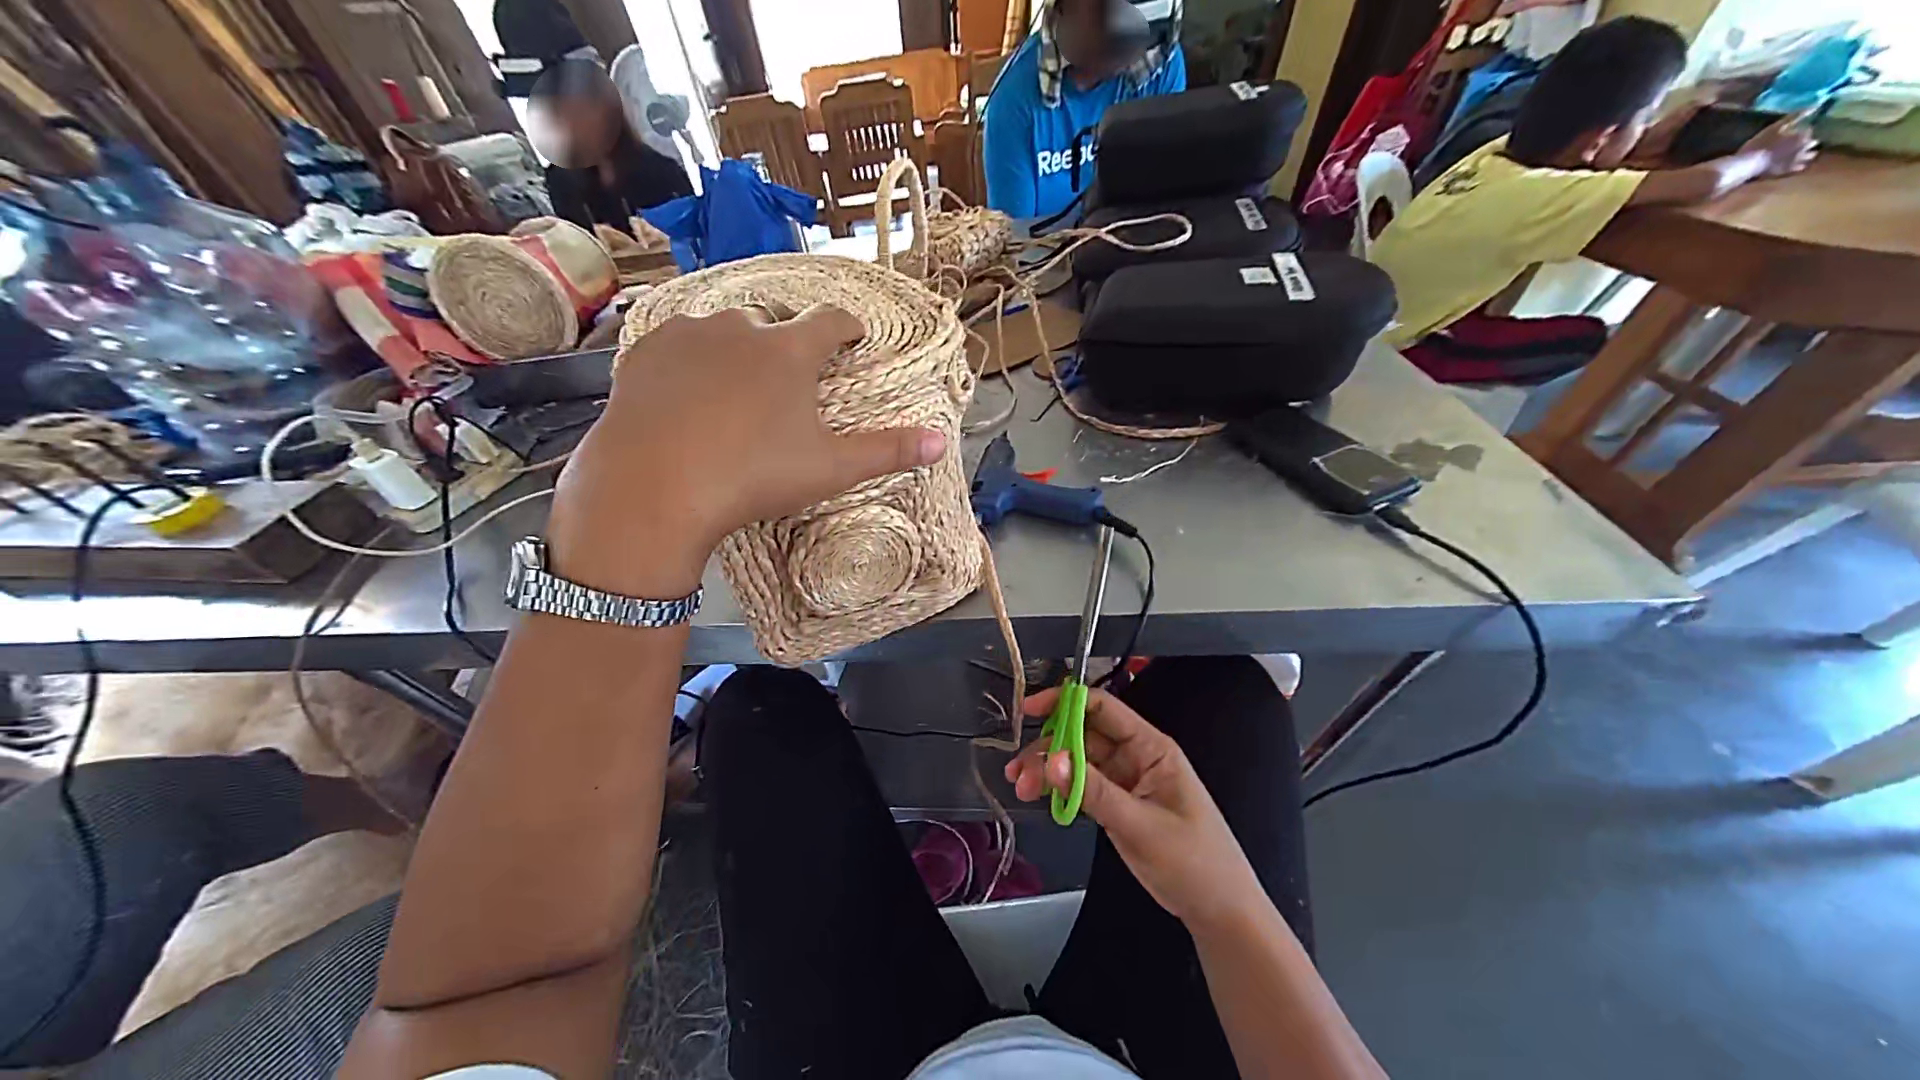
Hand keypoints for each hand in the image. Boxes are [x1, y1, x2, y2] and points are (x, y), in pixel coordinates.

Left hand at [546, 305, 947, 596]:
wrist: (651, 488)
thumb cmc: (752, 476)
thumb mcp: (829, 469)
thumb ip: (887, 451)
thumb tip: (942, 442)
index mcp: (789, 351)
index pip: (832, 320)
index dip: (848, 327)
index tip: (853, 338)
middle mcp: (740, 327)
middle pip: (776, 320)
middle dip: (788, 340)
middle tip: (790, 378)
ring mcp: (688, 334)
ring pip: (724, 327)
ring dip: (739, 345)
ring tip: (738, 383)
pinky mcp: (645, 350)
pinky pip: (679, 341)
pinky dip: (693, 358)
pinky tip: (689, 389)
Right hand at [1004, 687, 1265, 928]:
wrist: (1220, 911)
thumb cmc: (1197, 864)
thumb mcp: (1141, 825)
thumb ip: (1094, 791)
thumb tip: (1053, 761)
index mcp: (1152, 748)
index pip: (1103, 708)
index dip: (1065, 702)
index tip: (1032, 710)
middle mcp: (1136, 757)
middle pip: (1082, 735)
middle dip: (1048, 746)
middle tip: (1020, 769)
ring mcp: (1126, 781)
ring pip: (1077, 761)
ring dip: (1048, 770)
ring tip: (1022, 786)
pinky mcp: (1117, 804)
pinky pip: (1082, 786)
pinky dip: (1060, 789)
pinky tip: (1042, 797)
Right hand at [1743, 113, 1818, 177]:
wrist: (1746, 166)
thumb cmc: (1759, 145)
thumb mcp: (1774, 128)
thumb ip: (1794, 117)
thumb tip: (1815, 105)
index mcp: (1803, 135)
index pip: (1810, 129)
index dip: (1803, 130)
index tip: (1796, 131)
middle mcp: (1805, 146)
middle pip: (1814, 141)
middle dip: (1809, 141)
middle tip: (1800, 141)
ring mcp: (1797, 160)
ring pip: (1812, 155)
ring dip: (1809, 153)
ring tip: (1802, 153)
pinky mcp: (1788, 170)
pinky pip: (1801, 167)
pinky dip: (1801, 164)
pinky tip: (1795, 164)